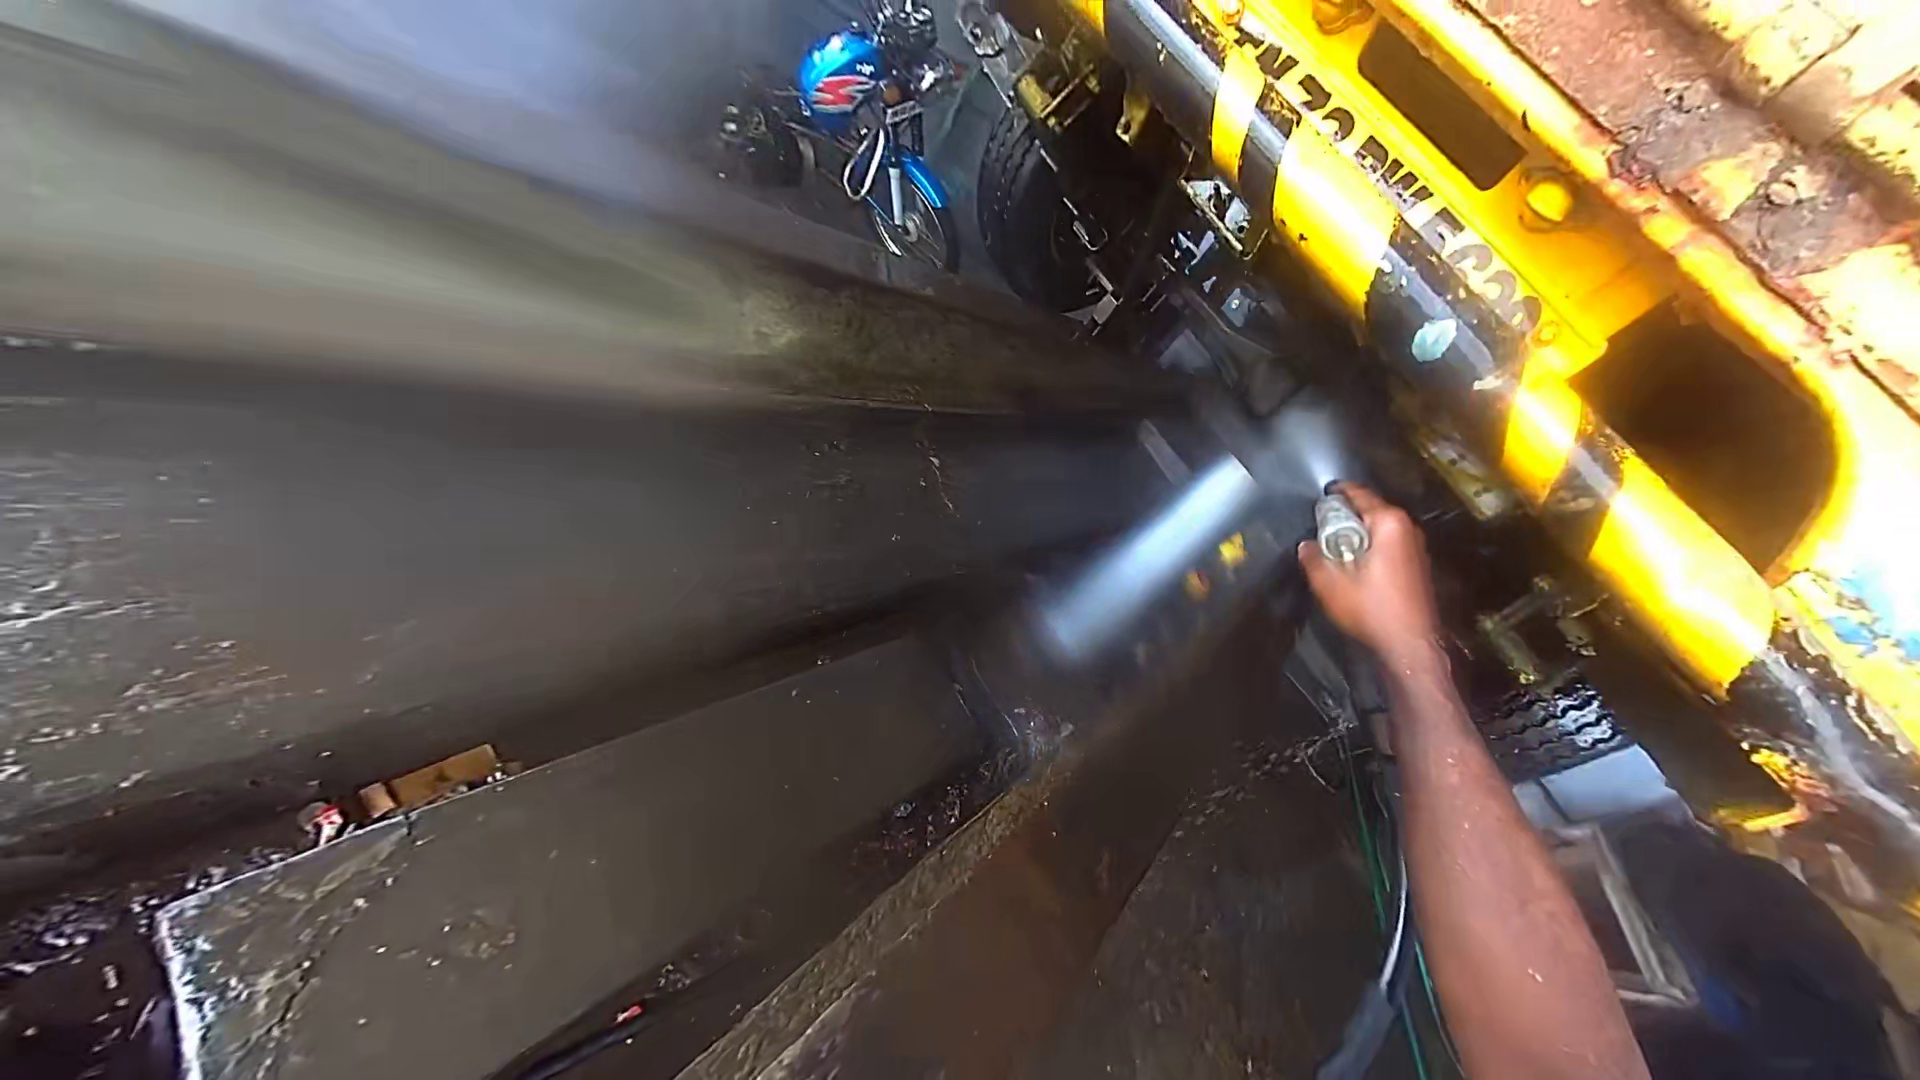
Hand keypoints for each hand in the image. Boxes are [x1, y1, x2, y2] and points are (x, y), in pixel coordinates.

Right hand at [1297, 483, 1440, 662]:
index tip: (1323, 493)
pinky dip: (1369, 544)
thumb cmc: (1373, 609)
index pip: (1361, 494)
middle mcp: (1407, 529)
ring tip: (1333, 543)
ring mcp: (1416, 546)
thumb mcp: (1330, 584)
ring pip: (1379, 528)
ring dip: (1357, 531)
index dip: (1339, 492)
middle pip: (1371, 510)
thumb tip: (1305, 546)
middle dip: (1346, 515)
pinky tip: (1353, 561)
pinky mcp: (1416, 563)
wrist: (1410, 642)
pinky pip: (1388, 542)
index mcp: (1388, 524)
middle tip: (1321, 524)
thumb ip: (1313, 559)